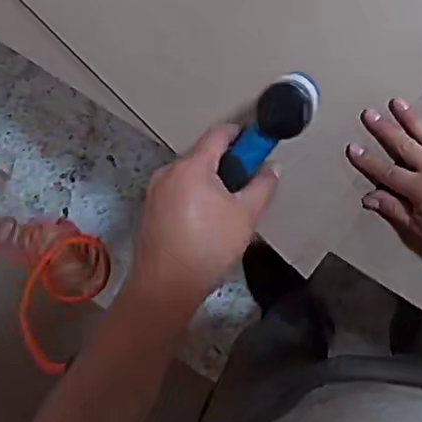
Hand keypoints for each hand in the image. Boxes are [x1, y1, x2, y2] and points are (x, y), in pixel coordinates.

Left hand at [129, 123, 280, 312]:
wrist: (165, 288)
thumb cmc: (207, 248)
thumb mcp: (246, 216)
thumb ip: (262, 186)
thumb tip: (271, 168)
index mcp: (192, 165)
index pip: (219, 133)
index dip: (241, 134)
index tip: (257, 143)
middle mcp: (169, 171)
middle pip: (203, 155)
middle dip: (227, 164)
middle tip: (246, 183)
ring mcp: (155, 190)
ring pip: (189, 174)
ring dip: (210, 181)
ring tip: (227, 208)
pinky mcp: (150, 209)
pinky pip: (177, 191)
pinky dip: (193, 196)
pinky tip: (205, 222)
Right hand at [346, 99, 421, 279]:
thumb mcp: (419, 233)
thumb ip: (394, 210)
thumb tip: (370, 197)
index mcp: (420, 190)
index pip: (387, 172)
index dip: (367, 161)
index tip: (353, 149)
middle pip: (404, 146)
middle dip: (384, 129)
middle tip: (370, 114)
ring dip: (410, 117)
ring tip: (397, 103)